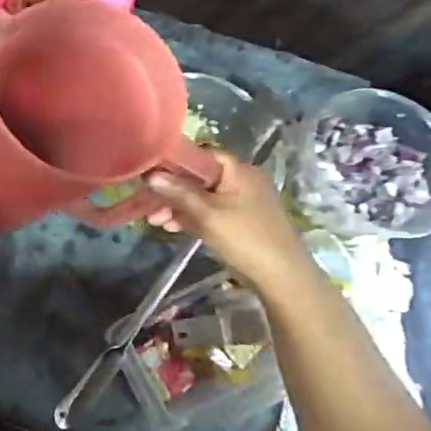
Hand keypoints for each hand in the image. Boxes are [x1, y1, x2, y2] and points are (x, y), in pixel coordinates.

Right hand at [145, 153, 313, 291]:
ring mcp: (243, 201)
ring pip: (202, 197)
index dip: (174, 162)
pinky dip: (192, 217)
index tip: (149, 175)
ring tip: (155, 222)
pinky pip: (211, 212)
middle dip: (171, 191)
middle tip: (148, 207)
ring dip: (178, 207)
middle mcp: (241, 180)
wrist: (283, 276)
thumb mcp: (208, 215)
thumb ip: (179, 193)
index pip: (200, 154)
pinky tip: (173, 228)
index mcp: (238, 170)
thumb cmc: (245, 239)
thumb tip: (150, 175)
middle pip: (199, 177)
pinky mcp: (241, 221)